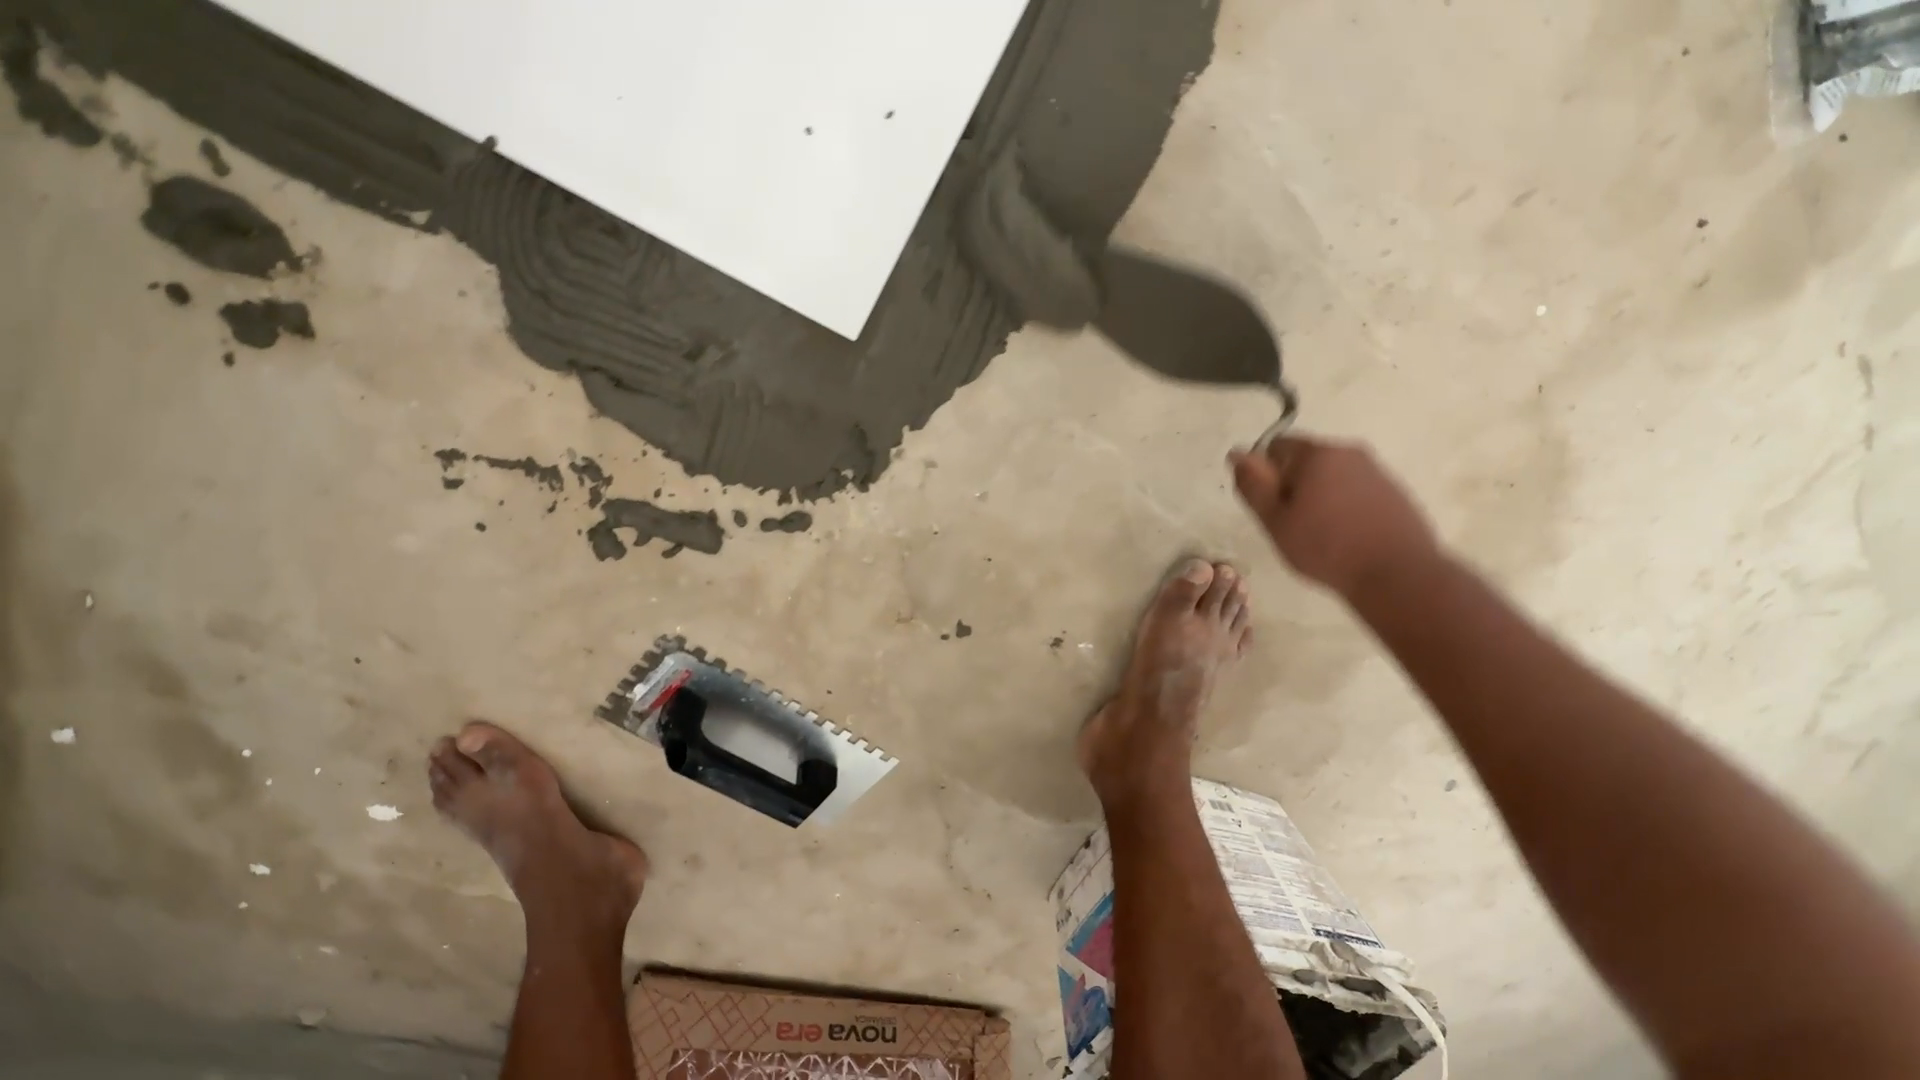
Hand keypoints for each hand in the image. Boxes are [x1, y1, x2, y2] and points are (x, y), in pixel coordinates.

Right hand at [1228, 435, 1439, 598]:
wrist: (1398, 573)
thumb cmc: (1326, 547)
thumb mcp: (1276, 521)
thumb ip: (1253, 485)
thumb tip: (1237, 453)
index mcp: (1317, 453)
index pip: (1275, 446)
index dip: (1266, 475)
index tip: (1272, 507)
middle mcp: (1349, 451)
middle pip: (1306, 460)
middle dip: (1294, 485)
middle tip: (1293, 526)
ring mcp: (1376, 470)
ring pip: (1332, 476)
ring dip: (1320, 496)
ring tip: (1323, 535)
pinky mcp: (1395, 491)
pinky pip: (1356, 490)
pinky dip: (1346, 506)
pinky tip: (1348, 537)